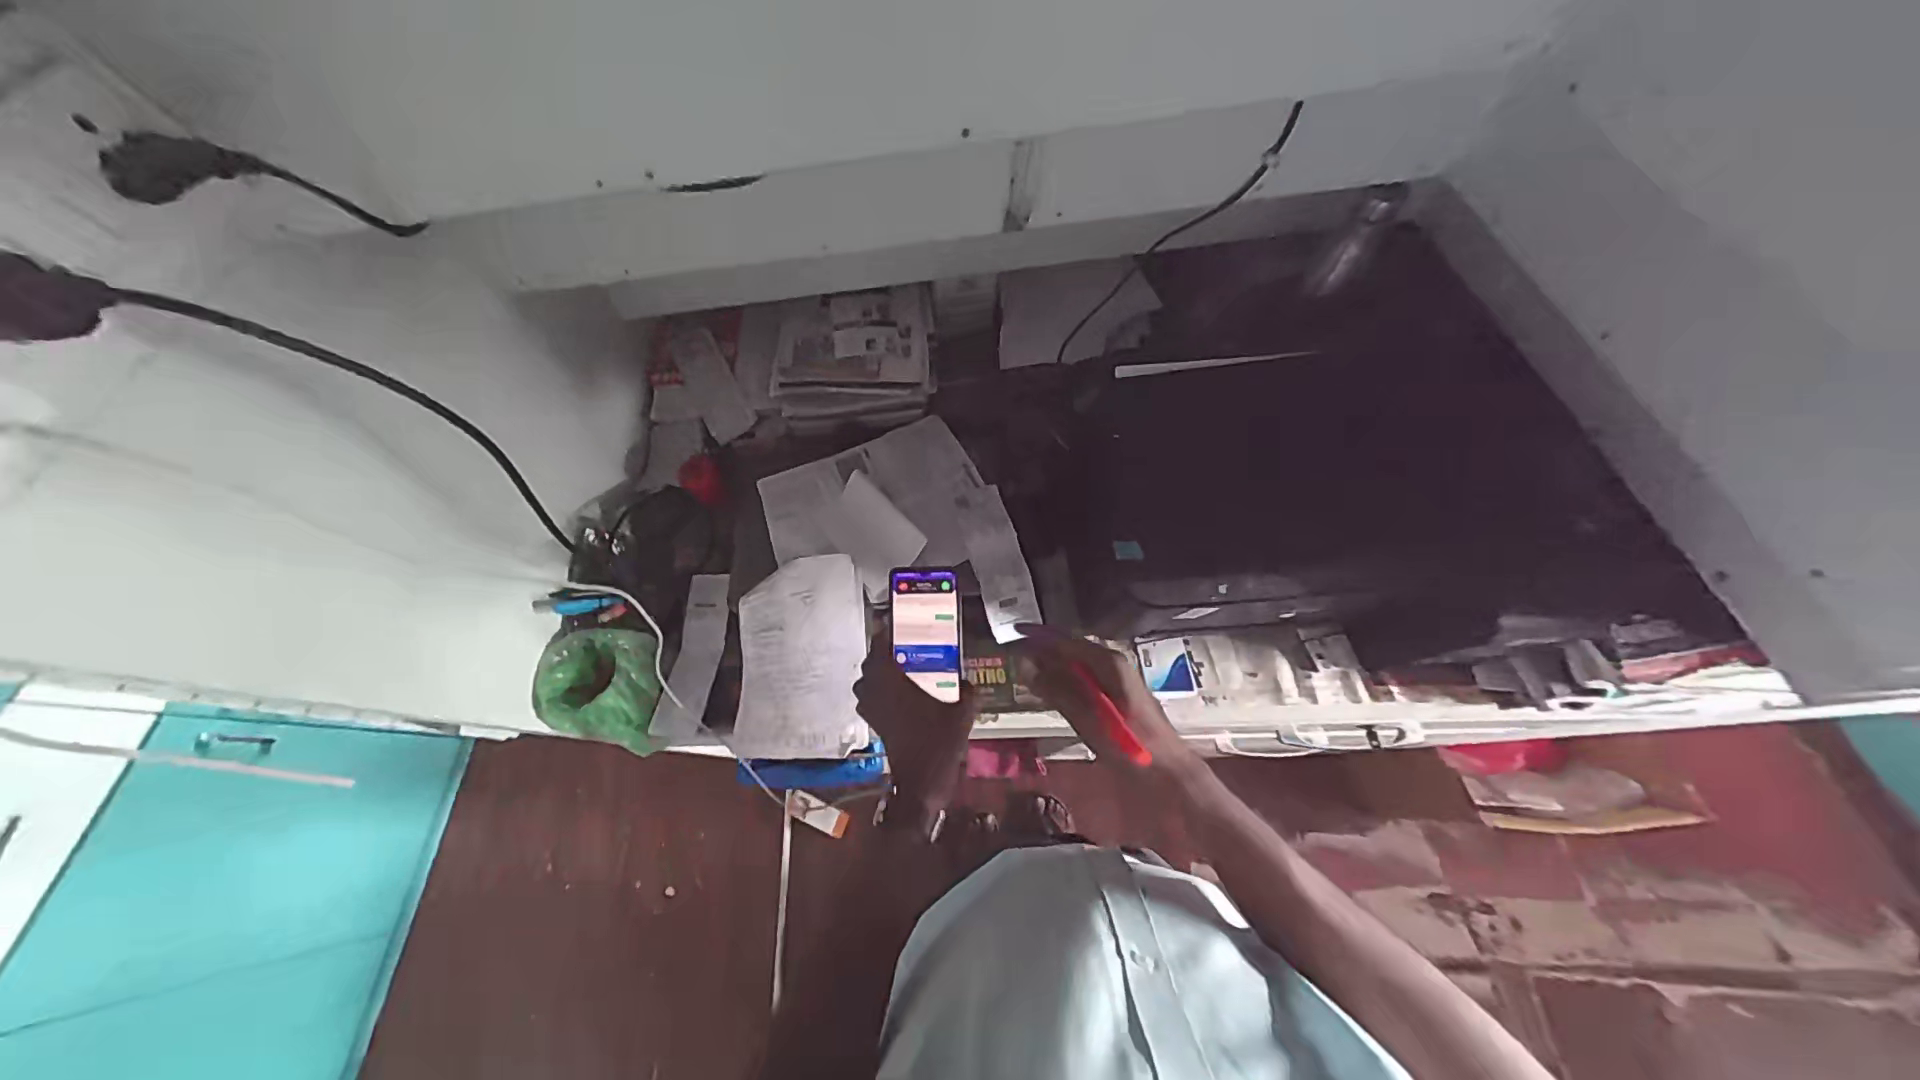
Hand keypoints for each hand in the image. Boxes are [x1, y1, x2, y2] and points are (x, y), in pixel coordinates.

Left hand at [854, 631, 977, 817]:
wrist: (921, 785)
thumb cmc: (938, 745)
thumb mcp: (962, 715)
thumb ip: (967, 692)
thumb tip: (968, 681)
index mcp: (894, 685)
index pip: (879, 650)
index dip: (882, 634)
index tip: (890, 624)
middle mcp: (877, 695)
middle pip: (868, 666)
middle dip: (879, 653)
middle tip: (899, 646)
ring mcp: (873, 713)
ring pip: (865, 684)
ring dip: (875, 673)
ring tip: (897, 669)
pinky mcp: (876, 727)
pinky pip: (869, 701)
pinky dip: (877, 693)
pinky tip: (898, 695)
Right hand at [1010, 623, 1202, 780]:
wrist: (1168, 772)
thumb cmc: (1130, 744)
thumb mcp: (1089, 718)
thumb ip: (1057, 690)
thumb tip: (1026, 665)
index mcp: (1108, 662)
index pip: (1065, 640)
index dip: (1038, 637)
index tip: (1012, 634)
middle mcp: (1113, 663)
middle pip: (1071, 650)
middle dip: (1043, 650)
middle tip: (1014, 656)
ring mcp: (1117, 680)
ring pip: (1077, 665)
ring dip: (1053, 667)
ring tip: (1026, 672)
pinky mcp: (1117, 696)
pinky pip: (1085, 680)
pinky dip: (1065, 681)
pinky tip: (1051, 692)